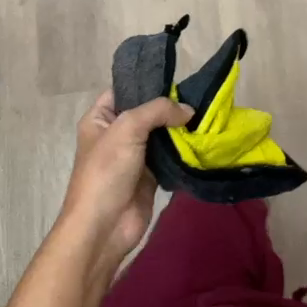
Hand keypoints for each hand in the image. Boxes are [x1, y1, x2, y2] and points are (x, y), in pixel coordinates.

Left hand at [58, 91, 193, 260]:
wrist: (104, 227)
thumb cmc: (107, 171)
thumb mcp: (128, 128)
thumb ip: (158, 111)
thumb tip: (188, 111)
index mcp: (100, 118)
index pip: (124, 90)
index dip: (147, 83)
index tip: (176, 79)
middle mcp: (116, 134)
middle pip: (146, 112)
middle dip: (170, 107)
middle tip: (198, 98)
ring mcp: (133, 156)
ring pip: (160, 134)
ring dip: (179, 129)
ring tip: (205, 116)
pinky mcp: (149, 176)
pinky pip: (169, 156)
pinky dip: (183, 150)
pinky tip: (202, 140)